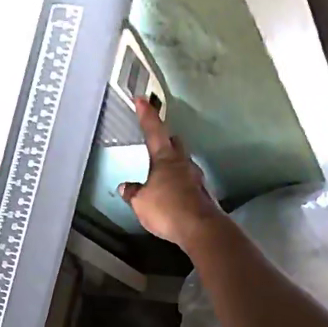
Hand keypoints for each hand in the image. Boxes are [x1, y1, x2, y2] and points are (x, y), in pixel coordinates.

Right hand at [119, 97, 226, 248]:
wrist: (200, 228)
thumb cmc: (167, 209)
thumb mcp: (141, 202)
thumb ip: (133, 193)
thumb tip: (125, 187)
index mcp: (165, 158)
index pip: (153, 130)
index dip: (146, 114)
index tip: (142, 99)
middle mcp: (183, 163)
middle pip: (175, 143)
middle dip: (165, 139)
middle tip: (157, 139)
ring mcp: (195, 178)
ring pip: (183, 162)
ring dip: (174, 163)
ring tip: (163, 171)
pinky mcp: (202, 194)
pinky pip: (188, 182)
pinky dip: (180, 183)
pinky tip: (174, 192)